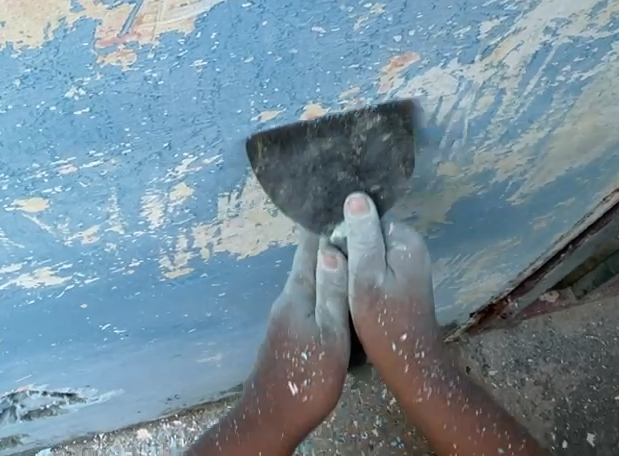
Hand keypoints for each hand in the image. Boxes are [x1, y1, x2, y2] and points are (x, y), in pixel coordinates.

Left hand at [186, 231, 349, 454]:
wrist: (273, 414)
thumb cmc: (307, 376)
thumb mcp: (329, 335)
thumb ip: (330, 293)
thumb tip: (331, 249)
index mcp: (298, 294)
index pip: (309, 250)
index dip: (320, 228)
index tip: (330, 204)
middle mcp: (288, 299)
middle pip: (307, 263)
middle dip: (322, 243)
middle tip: (343, 224)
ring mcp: (284, 316)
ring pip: (307, 281)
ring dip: (322, 266)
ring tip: (344, 254)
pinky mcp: (287, 333)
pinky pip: (307, 298)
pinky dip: (320, 287)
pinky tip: (331, 294)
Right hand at [341, 193, 549, 453]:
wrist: (410, 368)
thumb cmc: (385, 324)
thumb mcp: (365, 277)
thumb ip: (361, 236)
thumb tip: (356, 196)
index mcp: (406, 240)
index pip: (365, 217)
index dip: (344, 234)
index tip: (334, 258)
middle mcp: (411, 246)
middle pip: (367, 232)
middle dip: (349, 249)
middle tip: (338, 275)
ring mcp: (409, 264)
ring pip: (368, 251)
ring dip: (354, 265)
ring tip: (344, 285)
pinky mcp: (404, 280)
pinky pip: (375, 265)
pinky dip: (362, 276)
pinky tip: (353, 292)